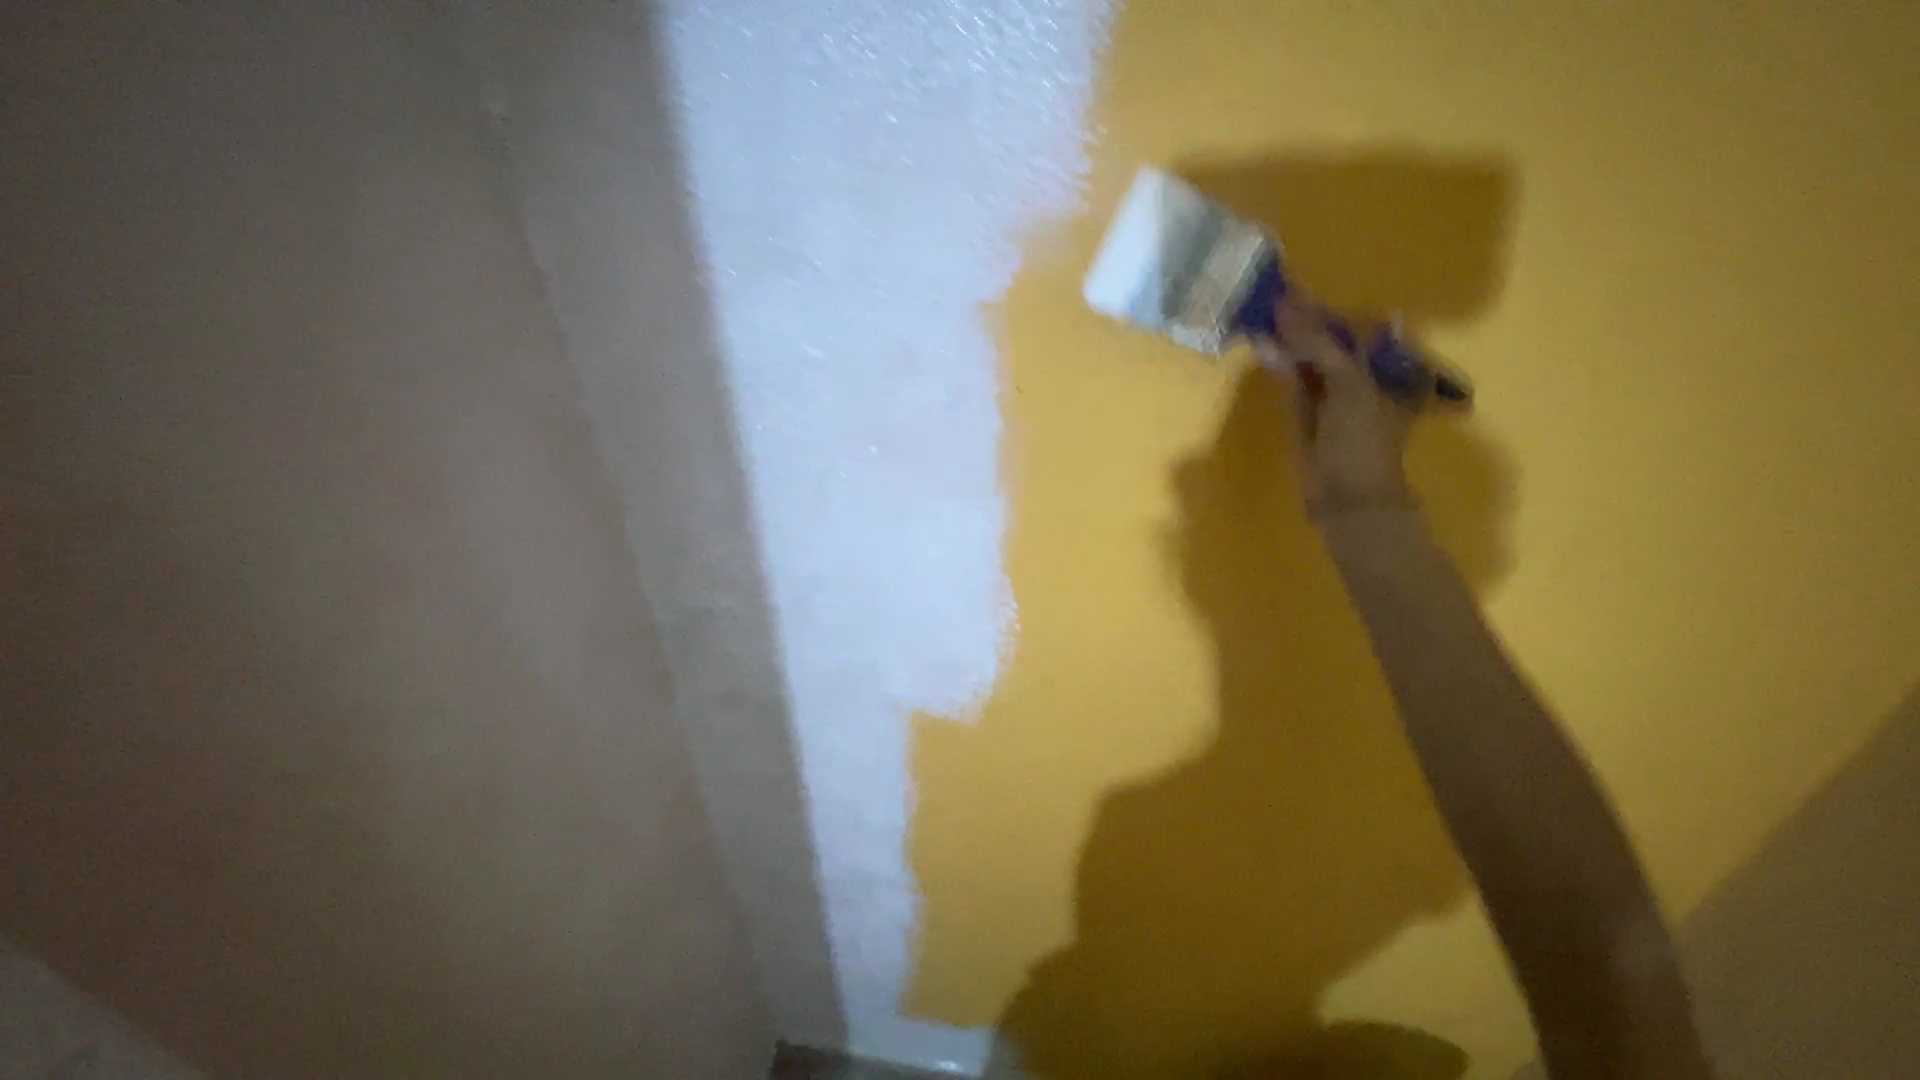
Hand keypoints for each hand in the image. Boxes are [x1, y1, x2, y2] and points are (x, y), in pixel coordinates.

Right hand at [1255, 299, 1414, 518]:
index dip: (1327, 310)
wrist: (1349, 498)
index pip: (1354, 328)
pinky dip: (1280, 365)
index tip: (1298, 291)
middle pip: (1328, 342)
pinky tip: (1264, 346)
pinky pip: (1292, 383)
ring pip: (1307, 361)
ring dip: (1289, 341)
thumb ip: (1318, 346)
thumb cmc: (1361, 438)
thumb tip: (1285, 308)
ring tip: (1265, 312)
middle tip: (1277, 296)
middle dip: (1305, 322)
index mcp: (1381, 369)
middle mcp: (1357, 379)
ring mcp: (1329, 398)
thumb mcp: (1348, 384)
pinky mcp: (1304, 416)